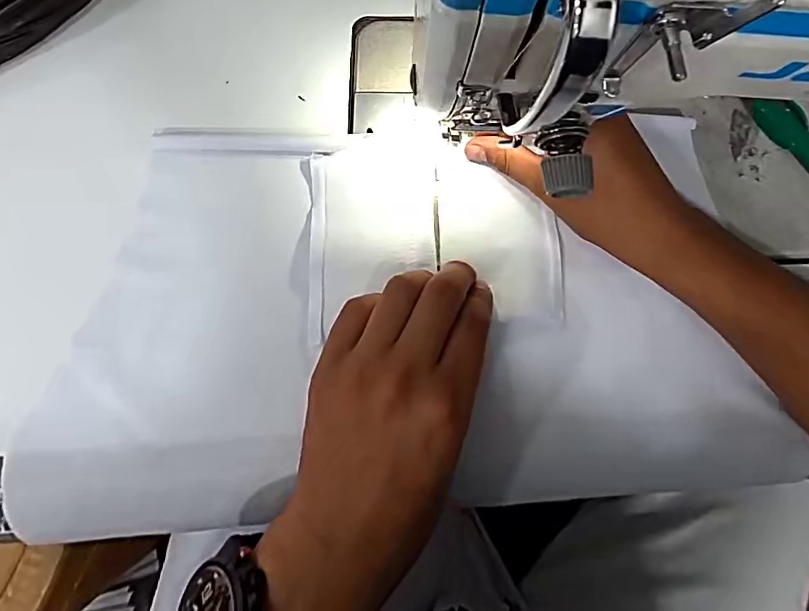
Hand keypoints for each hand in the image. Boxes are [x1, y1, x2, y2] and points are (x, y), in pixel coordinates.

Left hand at [254, 263, 492, 610]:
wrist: (340, 531)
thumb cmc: (406, 503)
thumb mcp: (453, 444)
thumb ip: (458, 384)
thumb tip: (459, 335)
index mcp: (446, 402)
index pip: (471, 325)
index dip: (478, 300)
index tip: (478, 293)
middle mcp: (406, 374)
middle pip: (438, 296)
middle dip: (456, 278)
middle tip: (459, 277)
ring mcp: (363, 365)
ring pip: (398, 291)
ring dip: (419, 281)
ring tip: (425, 287)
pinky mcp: (330, 365)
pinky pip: (356, 310)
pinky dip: (378, 302)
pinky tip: (385, 310)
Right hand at [463, 114, 706, 265]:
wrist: (663, 239)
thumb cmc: (619, 215)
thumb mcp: (553, 186)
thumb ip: (511, 161)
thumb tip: (479, 147)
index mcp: (590, 112)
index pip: (533, 104)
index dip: (503, 121)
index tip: (481, 133)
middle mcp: (604, 111)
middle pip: (545, 111)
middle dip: (520, 131)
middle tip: (495, 149)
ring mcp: (612, 125)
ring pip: (559, 124)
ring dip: (539, 141)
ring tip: (525, 162)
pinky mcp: (616, 141)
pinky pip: (575, 134)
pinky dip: (558, 148)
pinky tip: (552, 168)